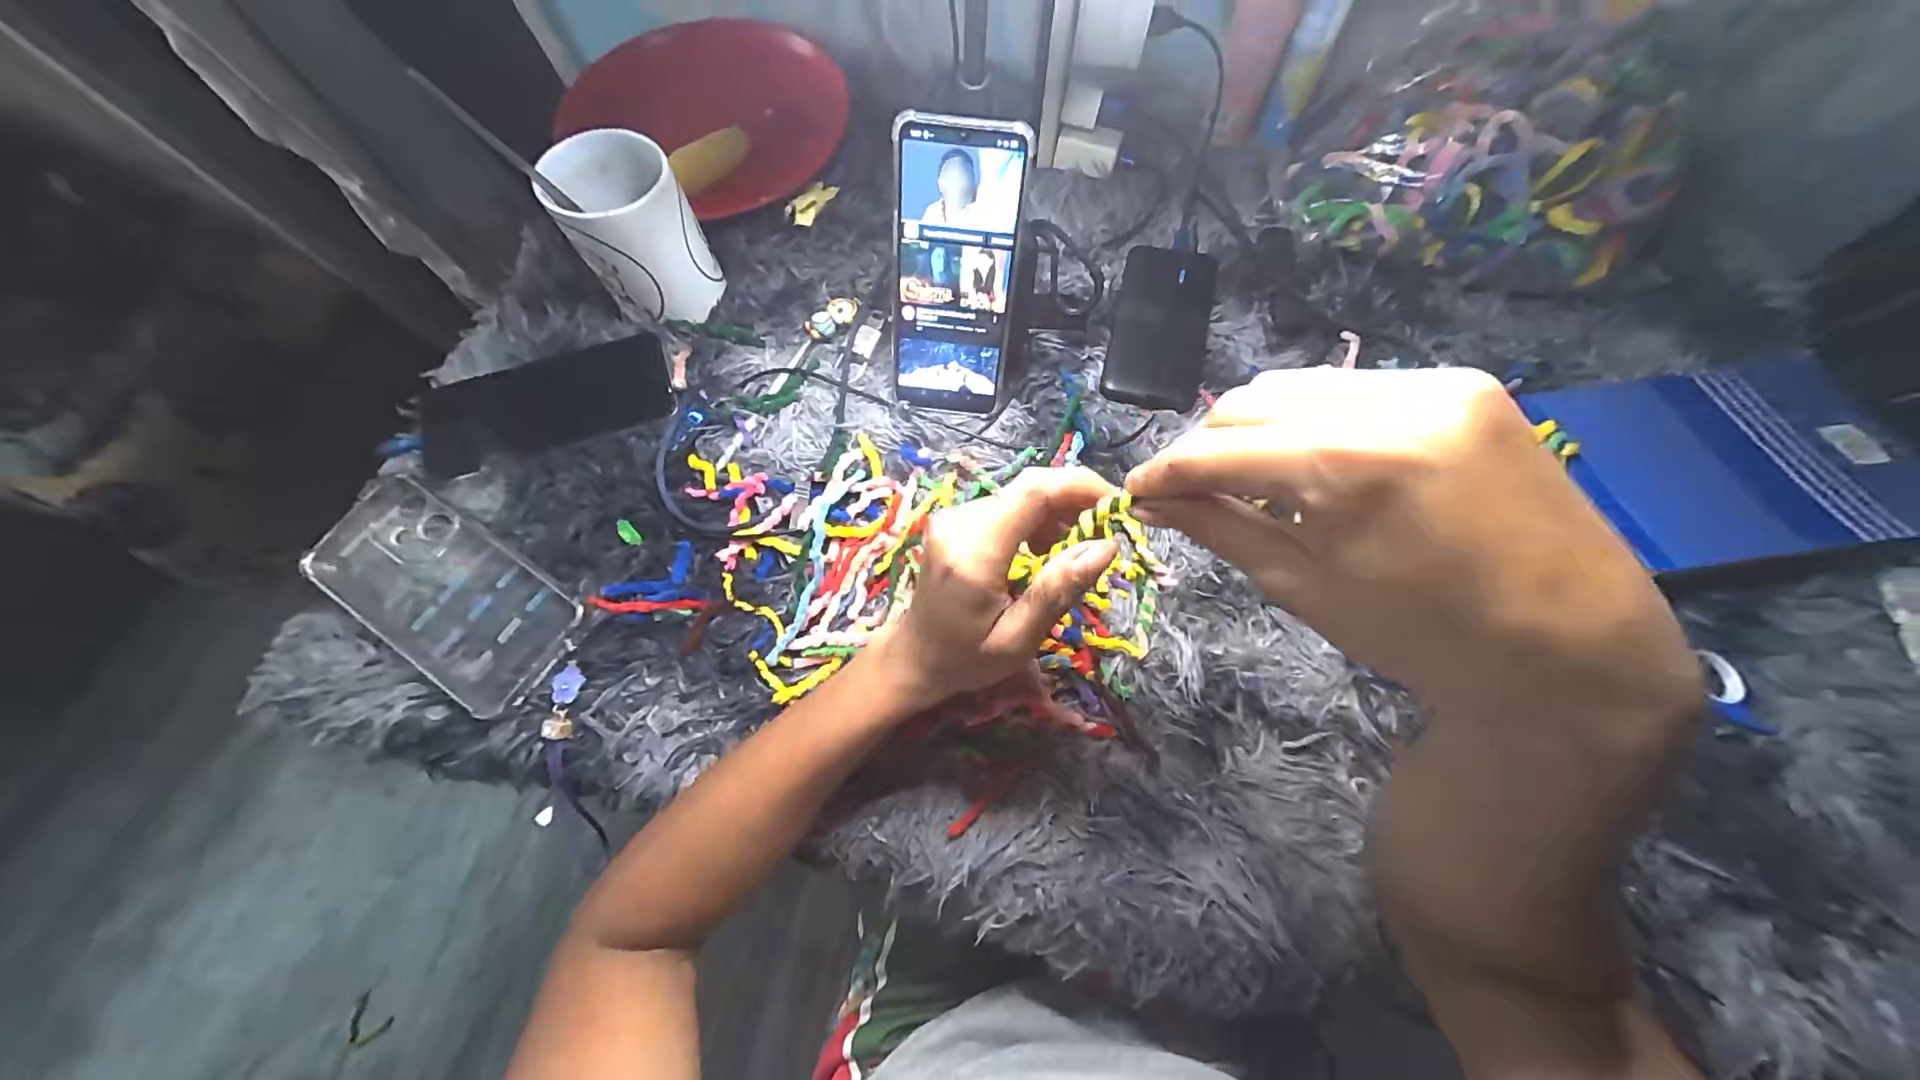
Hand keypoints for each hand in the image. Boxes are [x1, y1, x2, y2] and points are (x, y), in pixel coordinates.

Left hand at [862, 468, 1120, 712]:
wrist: (914, 656)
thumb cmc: (965, 658)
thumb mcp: (1017, 640)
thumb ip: (1058, 591)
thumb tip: (1106, 546)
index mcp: (973, 554)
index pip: (1032, 492)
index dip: (1080, 487)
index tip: (1116, 507)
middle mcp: (958, 523)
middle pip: (1029, 488)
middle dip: (1074, 502)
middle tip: (1102, 536)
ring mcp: (953, 516)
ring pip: (1021, 494)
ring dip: (1056, 513)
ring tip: (1071, 552)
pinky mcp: (956, 519)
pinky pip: (1007, 505)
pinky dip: (1036, 520)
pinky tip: (1043, 550)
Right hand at [1125, 367, 1698, 718]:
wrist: (1574, 645)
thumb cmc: (1422, 636)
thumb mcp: (1302, 585)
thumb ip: (1221, 528)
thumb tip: (1155, 502)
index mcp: (1347, 466)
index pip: (1218, 450)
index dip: (1165, 470)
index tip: (1136, 491)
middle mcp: (1390, 402)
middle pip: (1250, 402)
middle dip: (1204, 445)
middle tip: (1188, 489)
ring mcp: (1435, 383)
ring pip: (1297, 386)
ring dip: (1253, 428)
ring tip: (1245, 475)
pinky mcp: (1465, 384)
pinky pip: (1351, 389)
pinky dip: (1310, 420)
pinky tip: (1310, 462)